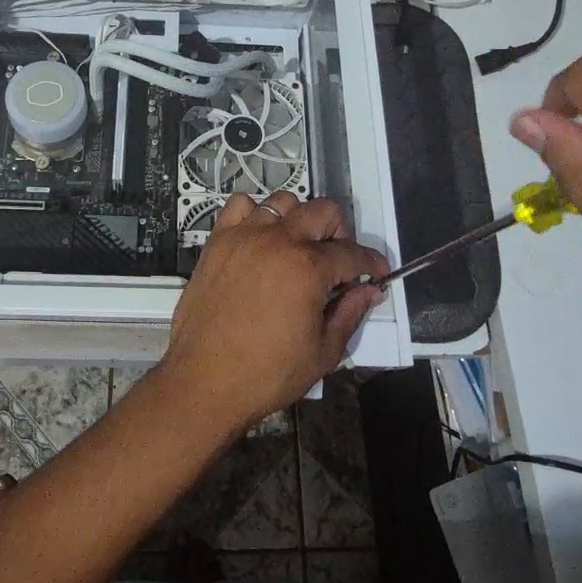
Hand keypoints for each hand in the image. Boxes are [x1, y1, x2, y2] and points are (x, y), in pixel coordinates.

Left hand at [155, 191, 388, 433]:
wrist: (204, 380)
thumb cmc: (268, 374)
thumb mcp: (323, 353)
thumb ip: (349, 314)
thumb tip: (369, 291)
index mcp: (308, 268)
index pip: (352, 253)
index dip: (371, 263)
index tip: (377, 273)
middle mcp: (278, 240)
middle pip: (323, 211)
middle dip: (340, 232)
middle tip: (338, 262)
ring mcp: (244, 236)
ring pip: (283, 202)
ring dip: (299, 219)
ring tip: (298, 247)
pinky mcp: (217, 241)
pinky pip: (239, 206)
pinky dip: (255, 214)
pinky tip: (261, 239)